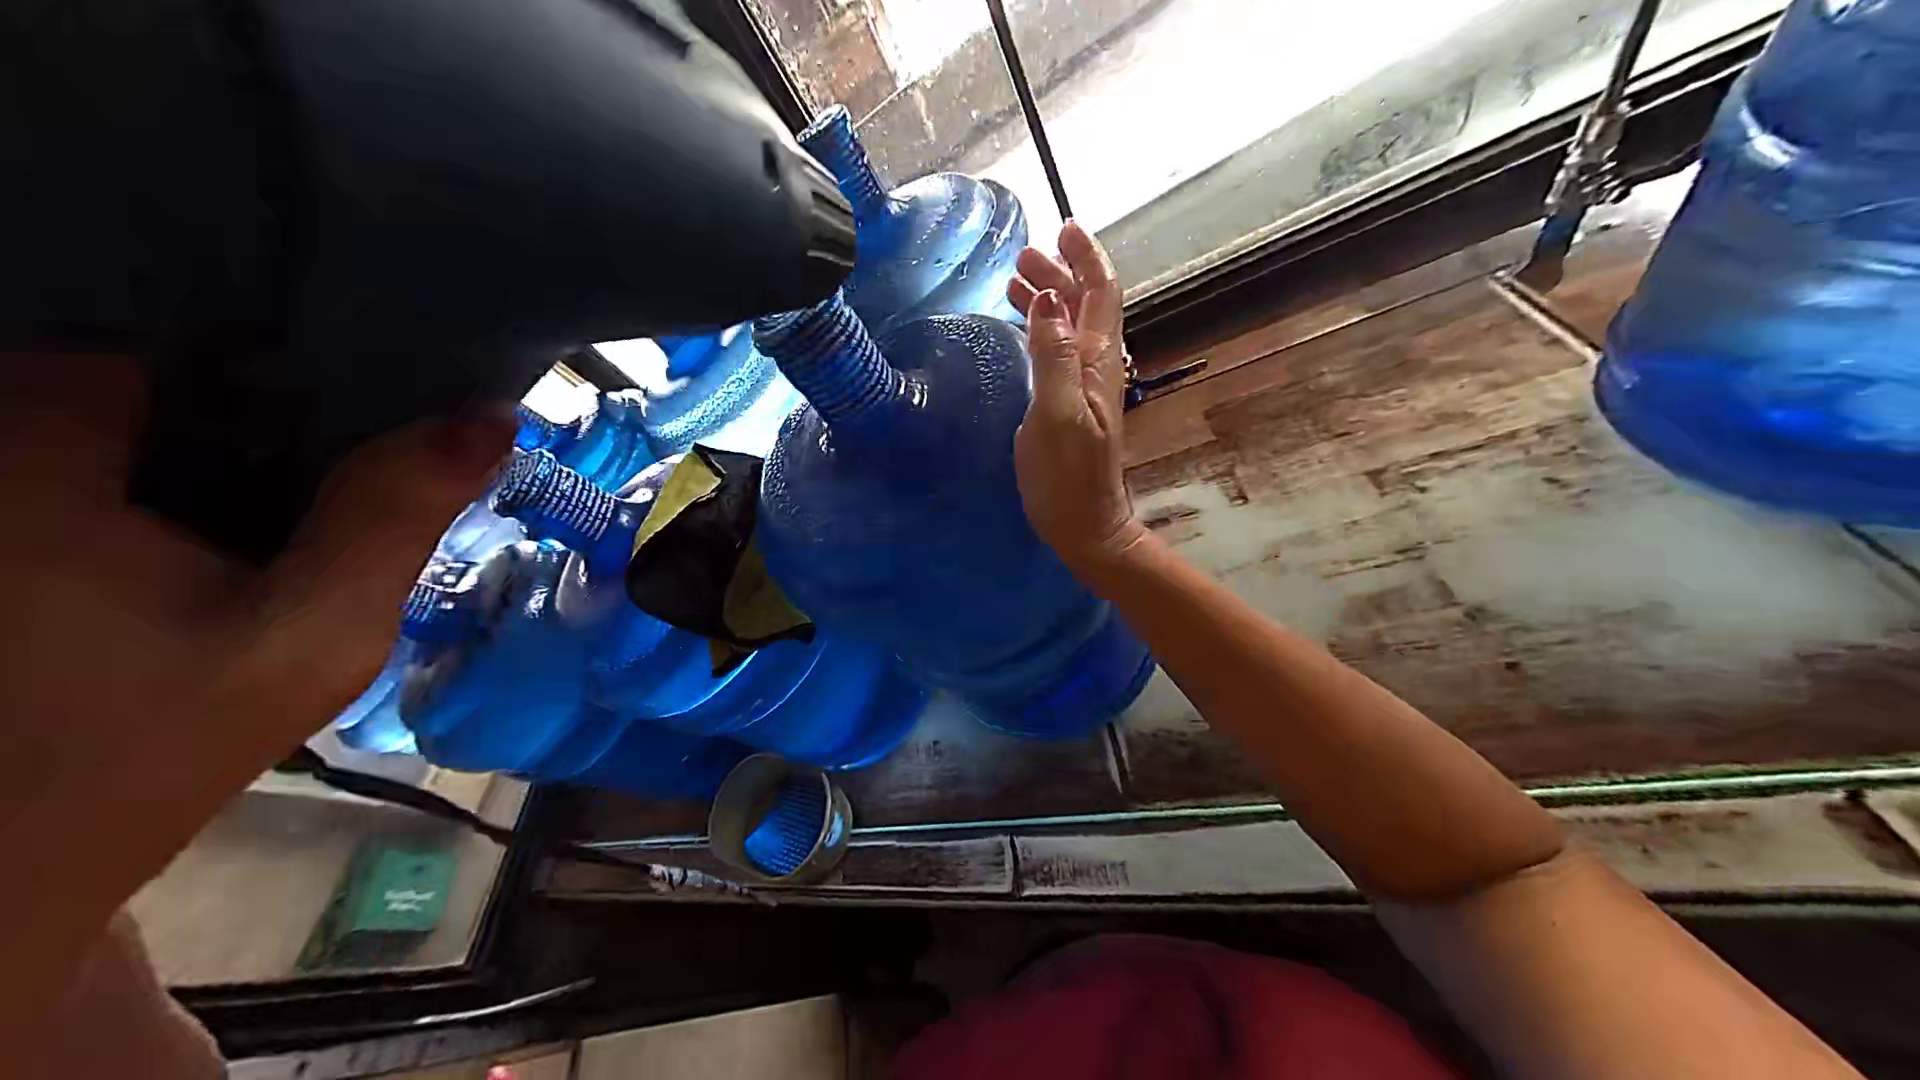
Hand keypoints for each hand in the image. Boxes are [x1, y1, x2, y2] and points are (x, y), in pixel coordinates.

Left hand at [0, 356, 513, 1040]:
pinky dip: (219, 475)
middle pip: (183, 383)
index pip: (189, 346)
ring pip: (166, 424)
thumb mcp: (312, 633)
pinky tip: (276, 515)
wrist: (23, 861)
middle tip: (389, 446)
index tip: (392, 393)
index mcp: (37, 457)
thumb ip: (395, 518)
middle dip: (292, 409)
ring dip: (262, 443)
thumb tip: (494, 417)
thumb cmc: (164, 744)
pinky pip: (142, 467)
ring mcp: (18, 493)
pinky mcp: (33, 531)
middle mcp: (8, 453)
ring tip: (353, 473)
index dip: (302, 362)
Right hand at [1008, 221, 1148, 573]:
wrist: (1085, 526)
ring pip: (1070, 327)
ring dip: (1048, 298)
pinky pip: (1058, 352)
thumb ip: (1054, 356)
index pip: (1101, 293)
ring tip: (1015, 280)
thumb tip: (1048, 297)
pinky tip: (1021, 329)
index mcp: (1099, 362)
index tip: (1063, 228)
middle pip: (1085, 305)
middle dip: (1060, 272)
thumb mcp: (1057, 415)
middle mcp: (1097, 367)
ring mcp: (1083, 387)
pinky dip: (1040, 329)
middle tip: (1023, 255)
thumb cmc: (1068, 477)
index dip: (1086, 258)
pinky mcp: (1068, 406)